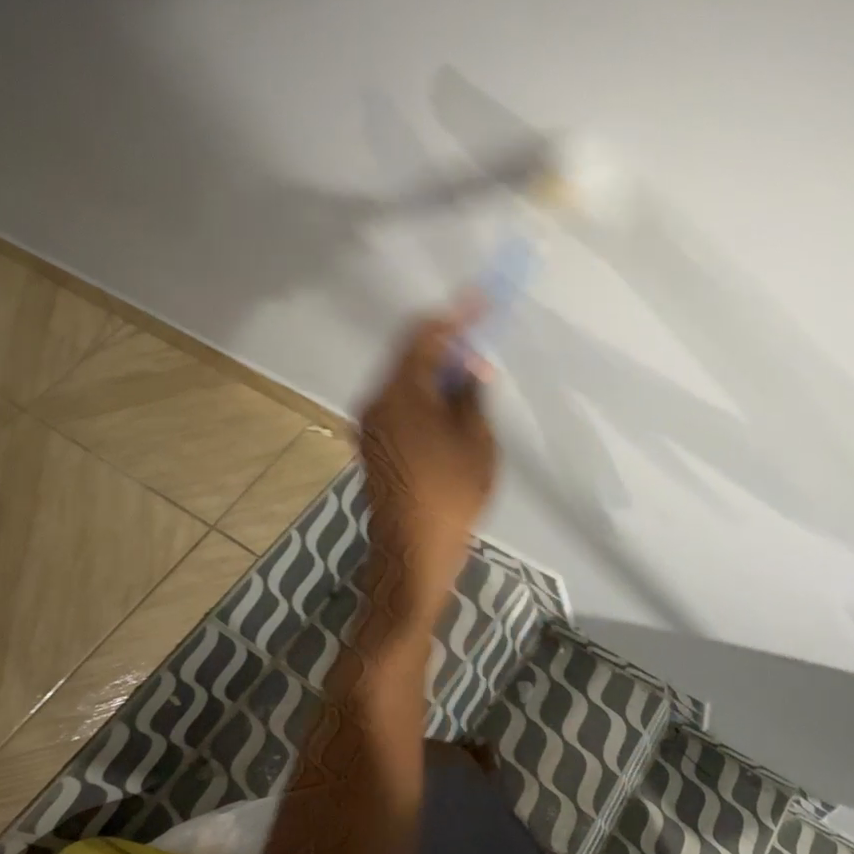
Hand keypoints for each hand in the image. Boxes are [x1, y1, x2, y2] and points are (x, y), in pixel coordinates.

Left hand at [358, 311, 497, 616]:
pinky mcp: (374, 446)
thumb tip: (469, 366)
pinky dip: (427, 398)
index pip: (425, 336)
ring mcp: (371, 425)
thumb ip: (472, 396)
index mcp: (401, 394)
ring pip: (406, 382)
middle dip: (448, 346)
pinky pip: (402, 406)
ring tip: (474, 383)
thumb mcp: (477, 442)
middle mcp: (376, 402)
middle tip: (483, 347)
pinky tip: (453, 413)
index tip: (482, 299)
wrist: (412, 553)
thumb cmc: (451, 496)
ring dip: (438, 375)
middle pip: (410, 356)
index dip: (456, 315)